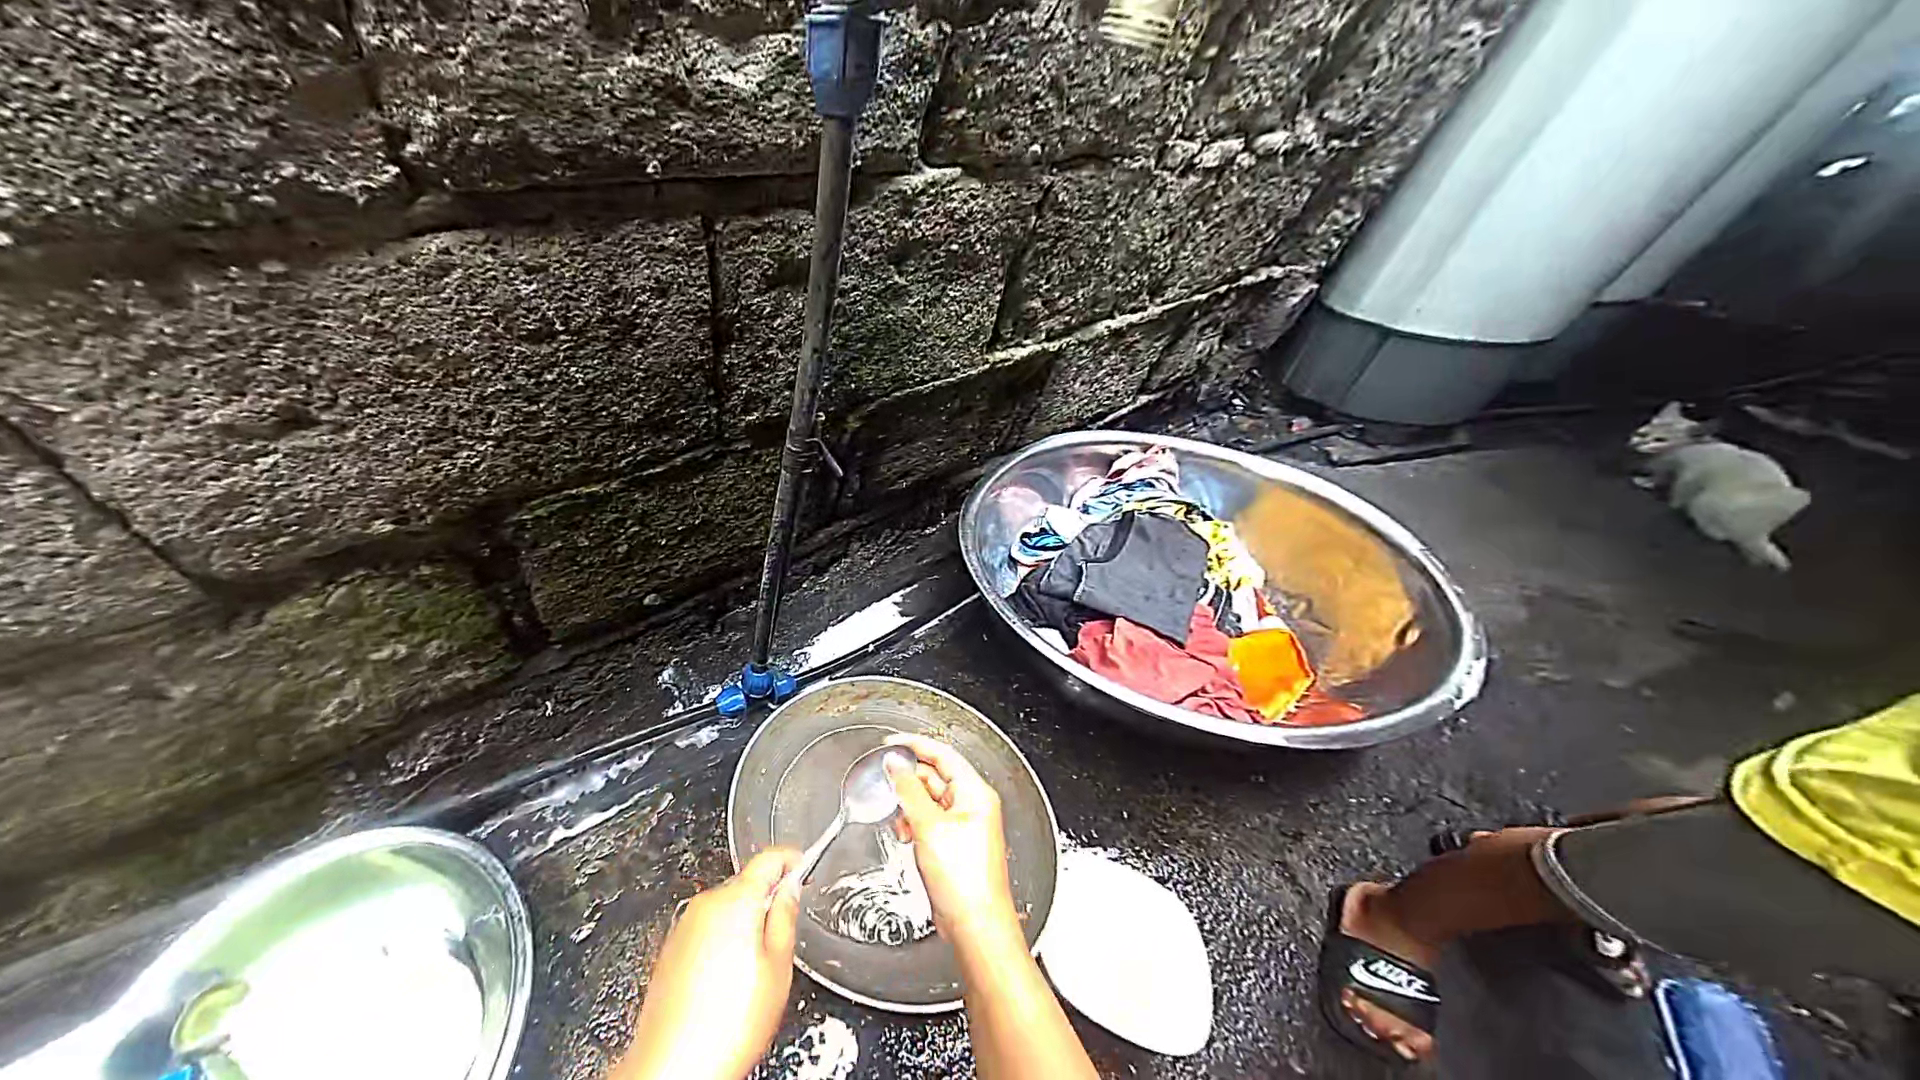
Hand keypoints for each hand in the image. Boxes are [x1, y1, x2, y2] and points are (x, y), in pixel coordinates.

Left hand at [614, 849, 799, 1079]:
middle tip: (784, 935)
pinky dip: (722, 943)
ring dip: (745, 923)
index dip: (793, 859)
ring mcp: (684, 927)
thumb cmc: (727, 1025)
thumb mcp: (779, 965)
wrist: (671, 1072)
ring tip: (754, 969)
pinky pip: (706, 931)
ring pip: (727, 909)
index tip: (803, 867)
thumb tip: (791, 887)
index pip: (770, 857)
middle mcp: (705, 905)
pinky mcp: (670, 951)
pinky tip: (727, 982)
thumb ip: (786, 915)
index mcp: (735, 900)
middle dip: (768, 900)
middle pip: (747, 883)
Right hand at [884, 734, 1017, 943]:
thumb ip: (909, 792)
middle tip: (886, 783)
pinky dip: (915, 823)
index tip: (891, 744)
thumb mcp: (929, 827)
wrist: (976, 925)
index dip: (915, 745)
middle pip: (936, 776)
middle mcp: (973, 805)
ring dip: (910, 806)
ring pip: (931, 800)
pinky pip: (931, 820)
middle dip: (910, 781)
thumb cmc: (966, 881)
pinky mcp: (955, 843)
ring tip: (898, 818)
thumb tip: (896, 766)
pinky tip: (905, 833)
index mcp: (975, 793)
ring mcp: (965, 825)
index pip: (943, 754)